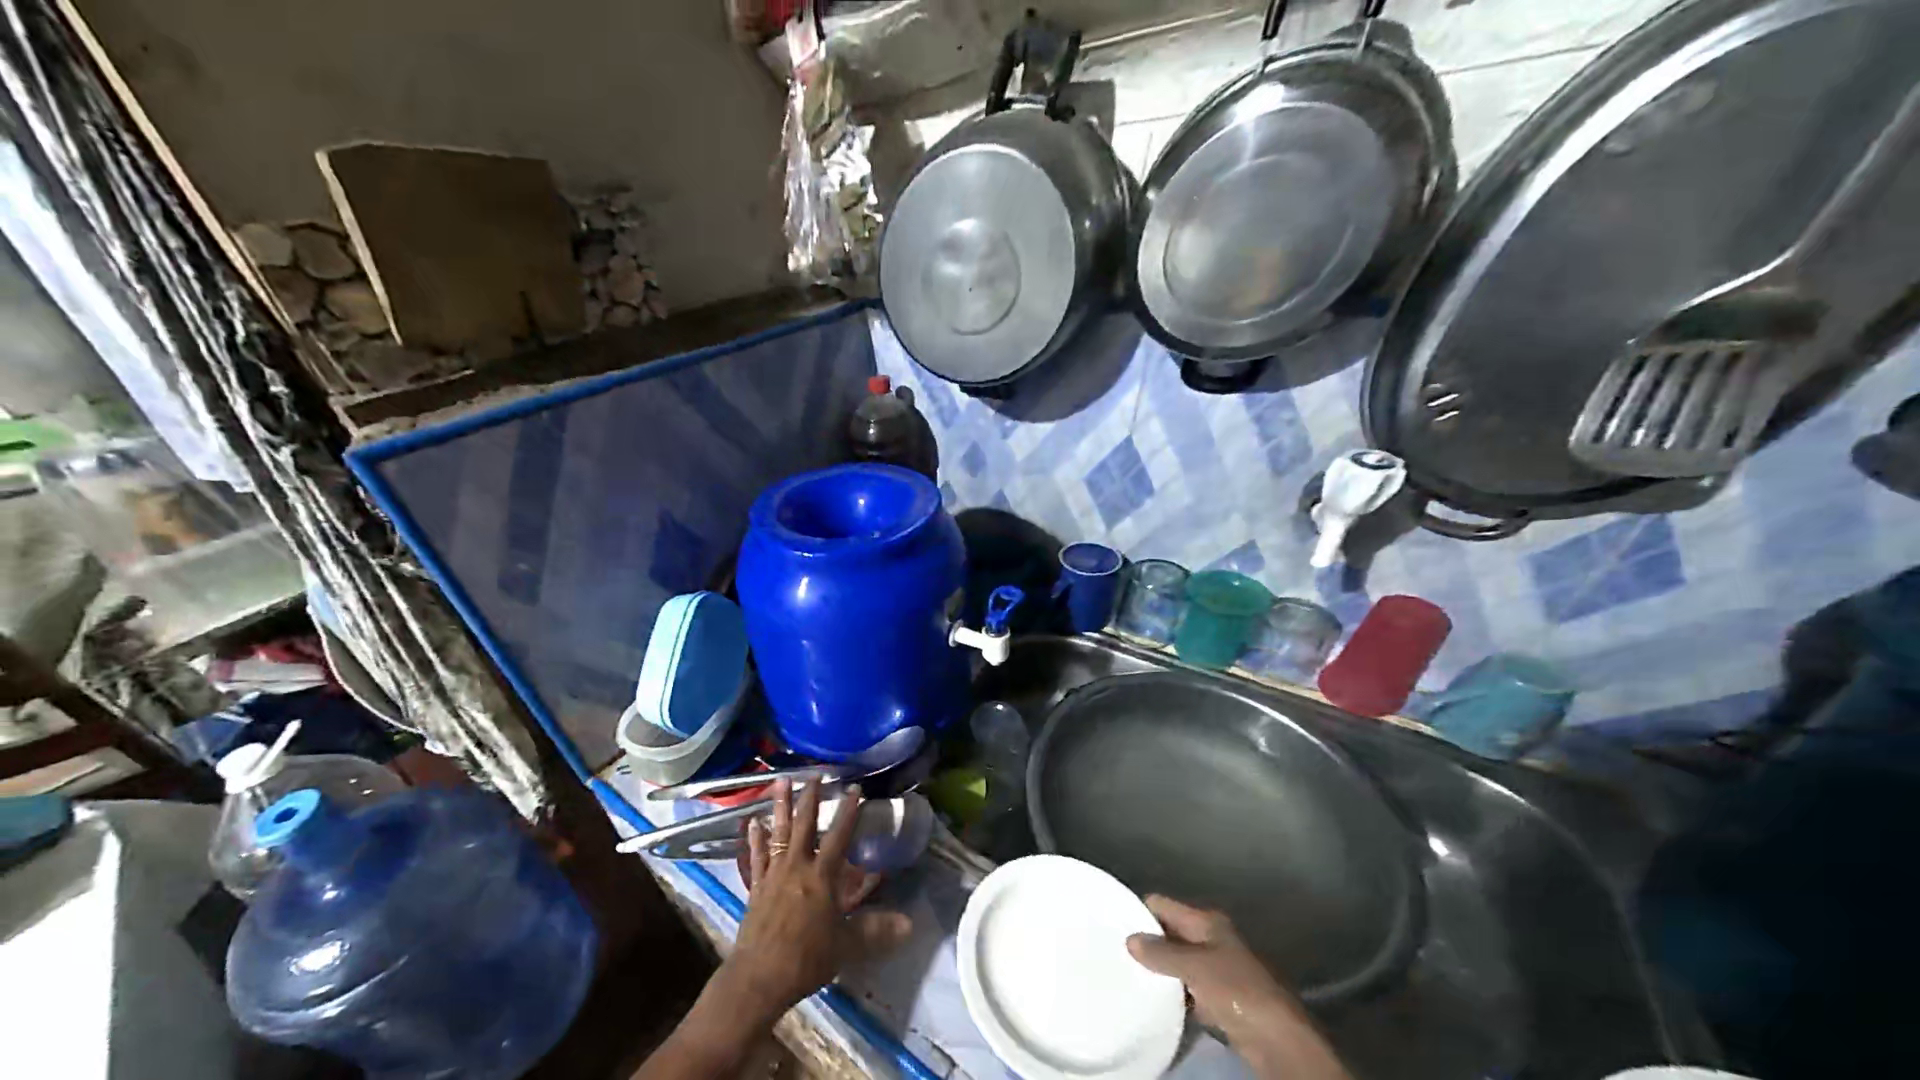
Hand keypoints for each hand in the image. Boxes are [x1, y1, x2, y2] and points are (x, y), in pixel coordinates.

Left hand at [709, 779, 912, 1025]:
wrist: (759, 978)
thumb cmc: (806, 958)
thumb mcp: (847, 945)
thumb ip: (876, 929)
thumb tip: (910, 924)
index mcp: (822, 876)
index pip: (839, 836)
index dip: (848, 811)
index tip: (855, 788)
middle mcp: (797, 867)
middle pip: (804, 825)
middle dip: (810, 798)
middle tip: (814, 774)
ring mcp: (774, 875)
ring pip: (778, 832)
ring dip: (781, 806)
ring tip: (781, 782)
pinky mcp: (757, 887)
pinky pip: (757, 856)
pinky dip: (756, 838)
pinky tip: (753, 822)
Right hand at [1127, 896, 1351, 1079]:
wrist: (1279, 1040)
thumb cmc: (1237, 991)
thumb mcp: (1194, 967)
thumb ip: (1161, 953)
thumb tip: (1130, 938)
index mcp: (1207, 922)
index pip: (1163, 905)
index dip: (1140, 911)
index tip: (1112, 924)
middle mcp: (1211, 939)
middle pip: (1170, 933)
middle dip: (1147, 943)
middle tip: (1115, 953)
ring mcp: (1217, 970)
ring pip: (1178, 963)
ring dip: (1159, 971)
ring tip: (1127, 977)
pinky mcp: (1221, 1000)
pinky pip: (1188, 990)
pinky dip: (1173, 994)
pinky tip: (1152, 1002)